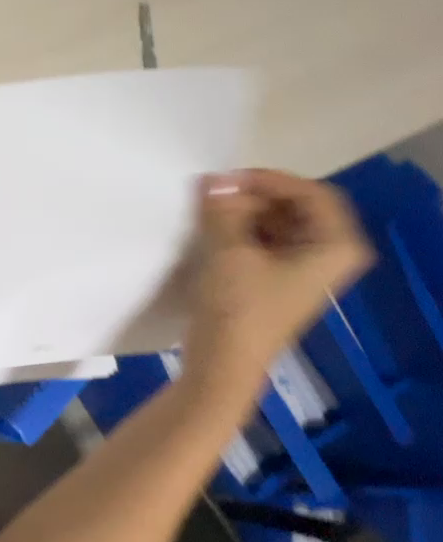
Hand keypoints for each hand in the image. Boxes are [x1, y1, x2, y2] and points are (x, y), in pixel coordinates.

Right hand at [184, 169, 373, 391]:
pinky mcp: (276, 283)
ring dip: (242, 218)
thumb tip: (213, 178)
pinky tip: (211, 238)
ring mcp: (303, 270)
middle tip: (210, 199)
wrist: (223, 363)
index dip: (268, 181)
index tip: (223, 180)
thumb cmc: (237, 308)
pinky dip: (239, 237)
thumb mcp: (229, 254)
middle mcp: (329, 254)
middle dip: (253, 200)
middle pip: (295, 210)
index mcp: (336, 245)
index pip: (311, 195)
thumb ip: (223, 212)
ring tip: (205, 217)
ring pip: (276, 228)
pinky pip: (264, 247)